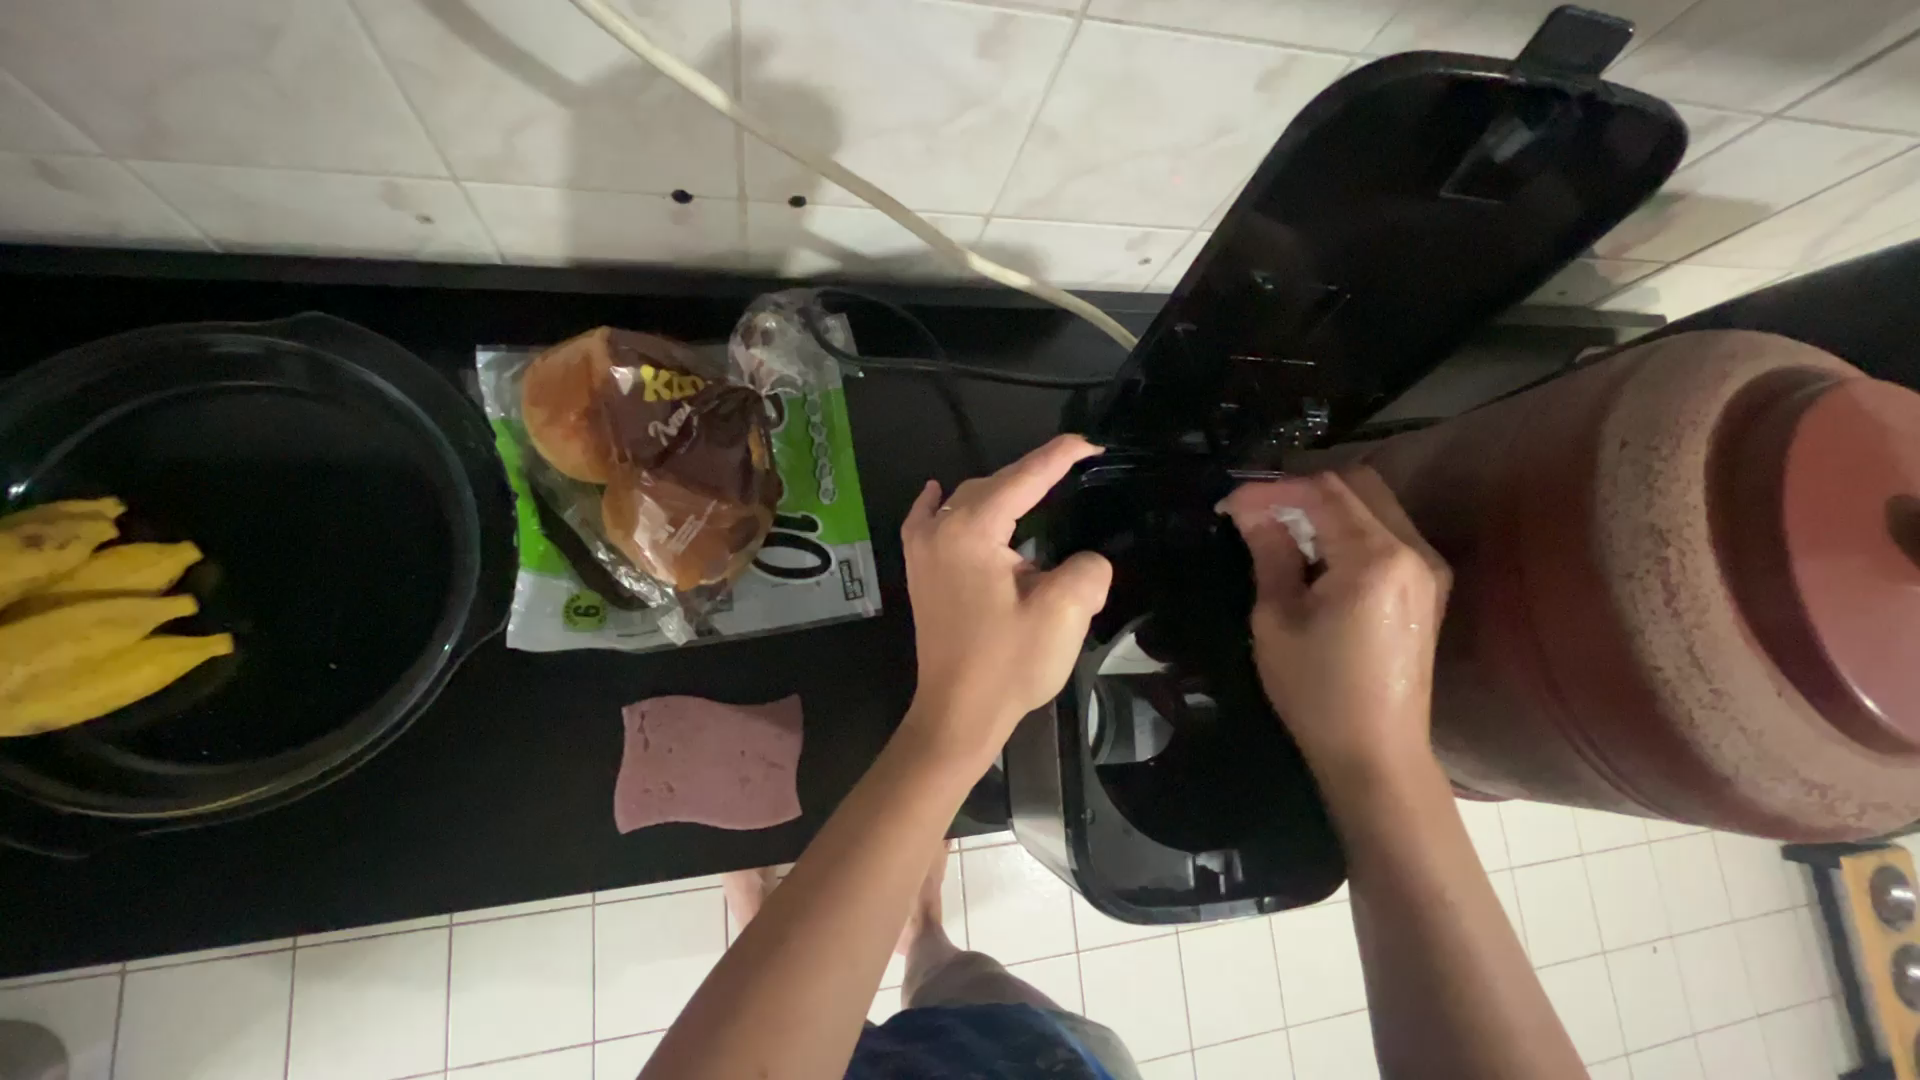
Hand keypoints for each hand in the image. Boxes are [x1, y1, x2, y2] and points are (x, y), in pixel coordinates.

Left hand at [900, 435, 1112, 765]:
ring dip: (1001, 492)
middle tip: (1075, 471)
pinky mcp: (920, 572)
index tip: (1091, 444)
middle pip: (992, 485)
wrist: (958, 713)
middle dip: (1033, 475)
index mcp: (971, 531)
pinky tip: (936, 491)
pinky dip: (938, 503)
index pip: (1024, 478)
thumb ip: (1086, 569)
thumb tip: (1084, 560)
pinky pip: (926, 521)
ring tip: (1036, 489)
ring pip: (964, 501)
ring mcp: (922, 551)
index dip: (1060, 457)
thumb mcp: (1064, 613)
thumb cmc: (1008, 664)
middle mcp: (939, 530)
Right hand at [1219, 467, 1450, 785]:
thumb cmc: (1316, 691)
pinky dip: (1348, 528)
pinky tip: (1316, 554)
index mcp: (1374, 559)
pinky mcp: (1427, 587)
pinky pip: (1387, 533)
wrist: (1376, 751)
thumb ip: (1269, 554)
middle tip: (1256, 512)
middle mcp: (1412, 551)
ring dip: (1325, 506)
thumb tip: (1250, 511)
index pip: (1321, 492)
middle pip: (1356, 485)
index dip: (1271, 489)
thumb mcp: (1277, 619)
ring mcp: (1427, 568)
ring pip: (1375, 505)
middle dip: (1301, 489)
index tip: (1230, 505)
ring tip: (1281, 530)